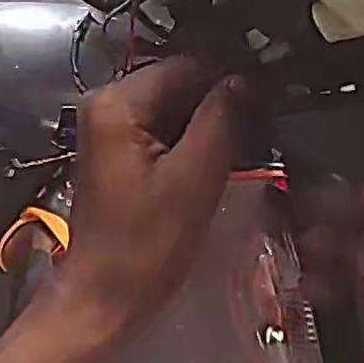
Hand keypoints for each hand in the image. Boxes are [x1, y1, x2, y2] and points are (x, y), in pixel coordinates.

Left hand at [55, 57, 244, 330]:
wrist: (103, 296)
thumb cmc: (146, 244)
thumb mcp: (194, 179)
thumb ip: (219, 120)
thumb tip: (239, 81)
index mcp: (116, 102)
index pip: (182, 66)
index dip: (223, 79)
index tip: (259, 97)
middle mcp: (104, 101)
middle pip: (172, 82)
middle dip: (211, 102)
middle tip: (252, 125)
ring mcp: (105, 124)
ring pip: (166, 104)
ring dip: (199, 121)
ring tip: (236, 143)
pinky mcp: (112, 145)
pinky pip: (155, 125)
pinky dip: (182, 137)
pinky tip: (207, 158)